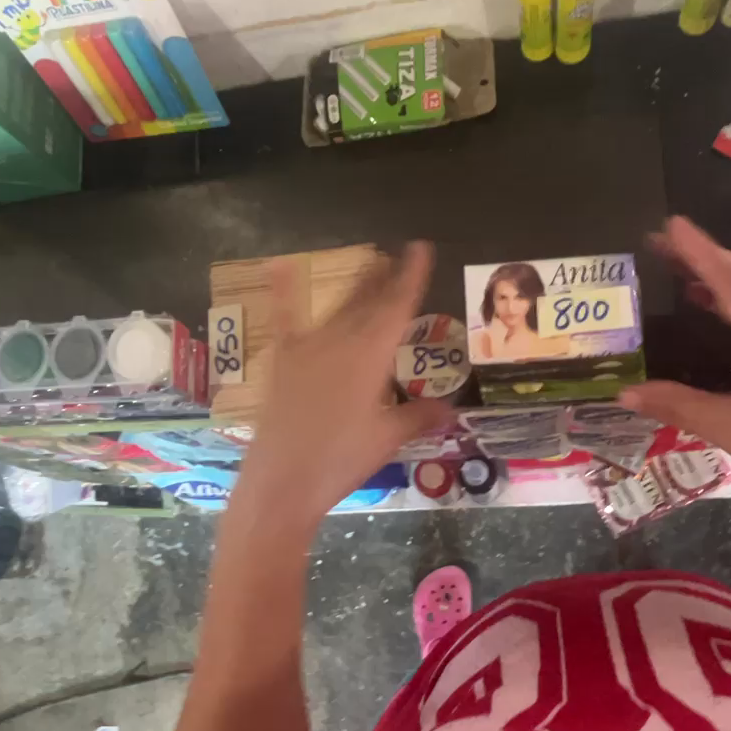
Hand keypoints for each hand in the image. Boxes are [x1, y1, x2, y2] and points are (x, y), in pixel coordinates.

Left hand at [231, 243, 453, 533]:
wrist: (282, 481)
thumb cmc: (341, 461)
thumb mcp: (387, 439)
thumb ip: (419, 416)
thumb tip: (452, 407)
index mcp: (371, 355)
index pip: (397, 306)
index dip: (411, 276)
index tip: (420, 248)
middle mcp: (340, 340)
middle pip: (368, 302)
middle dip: (385, 278)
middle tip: (398, 257)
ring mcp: (307, 348)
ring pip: (337, 309)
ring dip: (356, 287)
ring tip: (370, 265)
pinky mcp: (282, 362)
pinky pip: (285, 321)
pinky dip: (283, 294)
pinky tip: (279, 268)